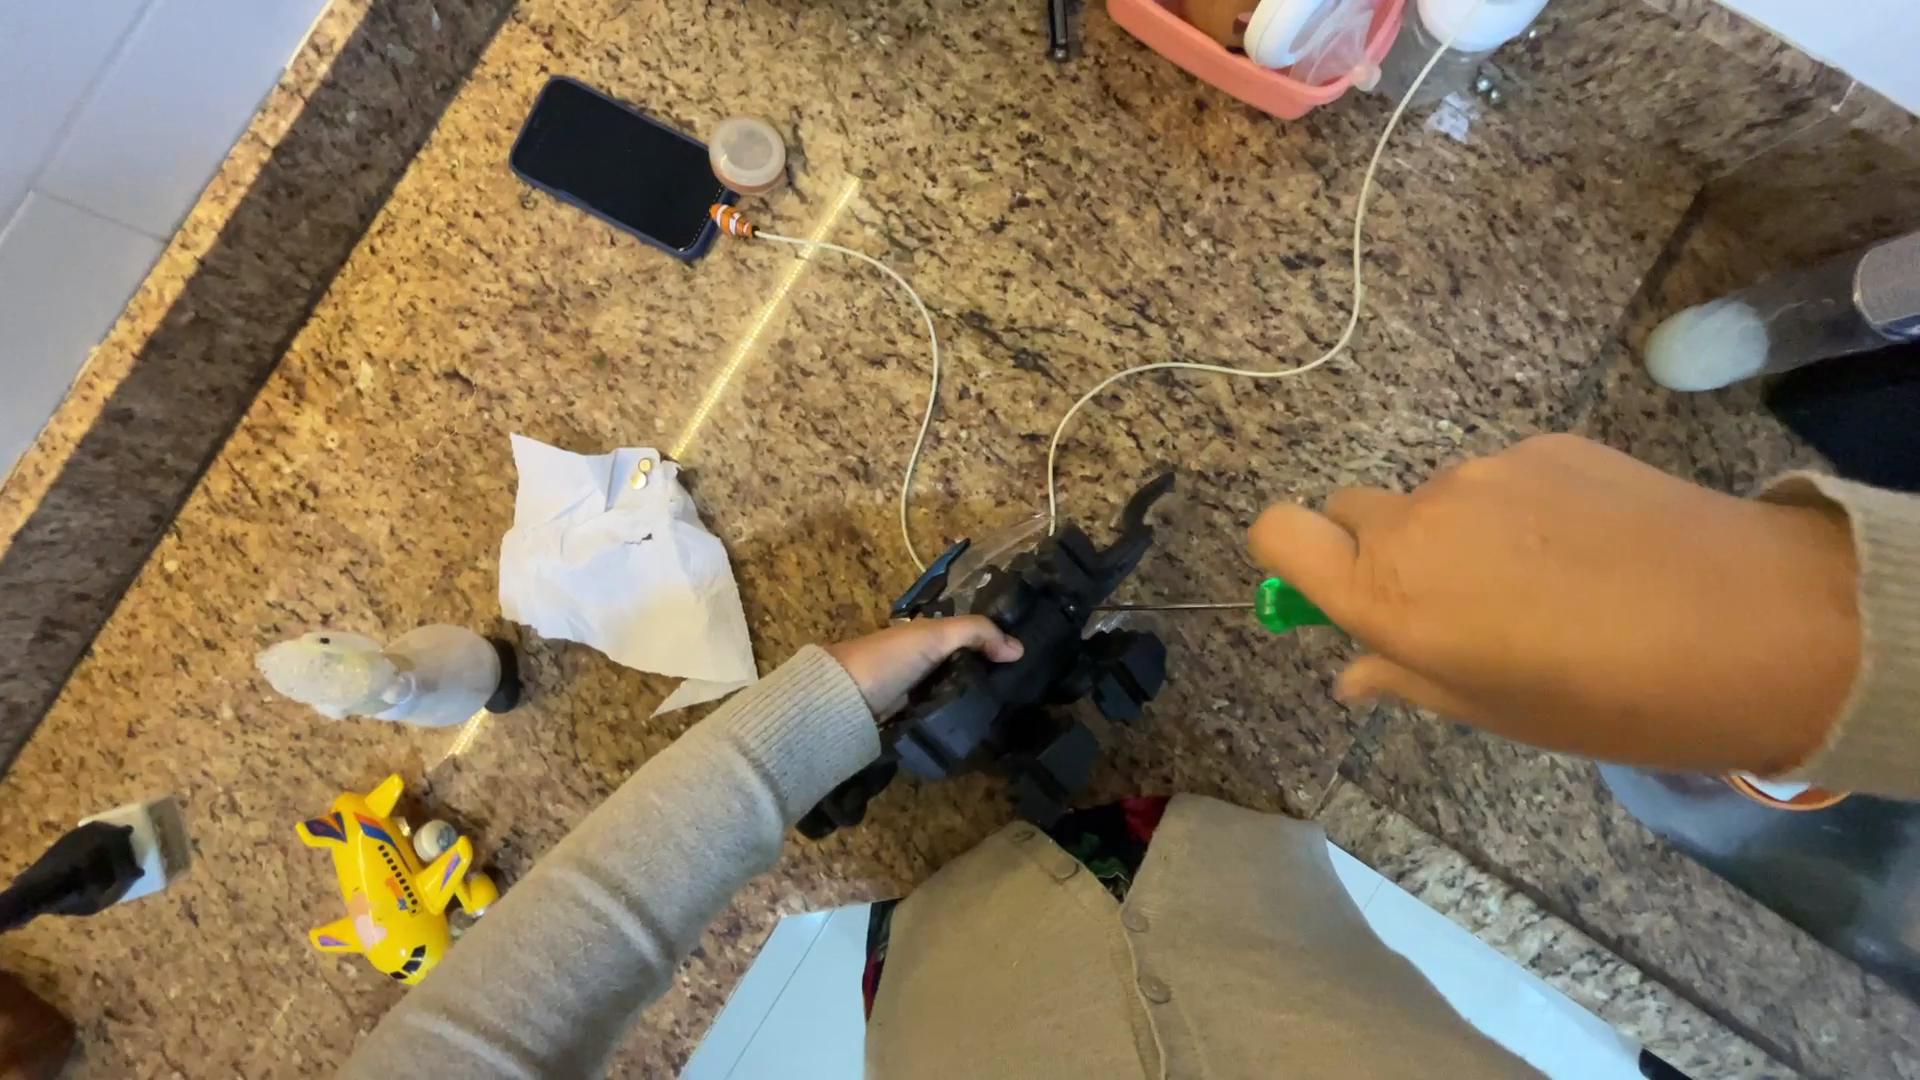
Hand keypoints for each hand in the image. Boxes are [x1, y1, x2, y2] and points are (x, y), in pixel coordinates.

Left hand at [828, 616, 1024, 717]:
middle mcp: (925, 659)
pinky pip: (945, 712)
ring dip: (977, 698)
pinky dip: (961, 715)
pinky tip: (983, 723)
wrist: (845, 699)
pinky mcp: (914, 716)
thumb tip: (1019, 649)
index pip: (969, 636)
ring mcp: (919, 690)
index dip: (995, 642)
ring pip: (957, 690)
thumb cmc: (891, 658)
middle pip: (965, 665)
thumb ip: (976, 633)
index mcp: (927, 634)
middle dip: (990, 675)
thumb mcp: (935, 635)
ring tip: (1012, 710)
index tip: (1027, 659)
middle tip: (1026, 691)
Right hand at [1248, 435, 1859, 775]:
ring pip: (1427, 497)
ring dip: (1450, 529)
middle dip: (1372, 546)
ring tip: (1534, 572)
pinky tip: (1578, 542)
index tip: (1321, 578)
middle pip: (1345, 510)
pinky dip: (1512, 506)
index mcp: (1386, 593)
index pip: (1276, 532)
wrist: (1773, 626)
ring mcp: (1476, 475)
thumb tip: (1350, 673)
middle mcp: (1412, 524)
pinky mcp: (1541, 445)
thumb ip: (1400, 677)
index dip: (1282, 550)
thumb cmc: (1605, 697)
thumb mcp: (1489, 708)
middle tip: (1441, 589)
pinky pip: (1494, 476)